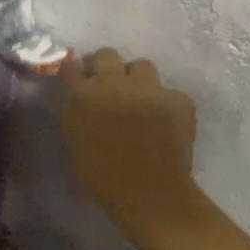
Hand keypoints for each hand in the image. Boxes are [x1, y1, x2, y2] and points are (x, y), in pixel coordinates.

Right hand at [57, 48, 212, 245]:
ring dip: (138, 79)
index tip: (81, 82)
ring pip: (142, 66)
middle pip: (107, 55)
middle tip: (110, 86)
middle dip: (107, 66)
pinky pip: (169, 91)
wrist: (148, 193)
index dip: (77, 73)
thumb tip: (79, 96)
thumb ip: (74, 110)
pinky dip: (166, 103)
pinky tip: (164, 121)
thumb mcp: (74, 138)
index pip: (72, 66)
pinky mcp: (177, 99)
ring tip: (140, 100)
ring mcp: (148, 89)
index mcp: (81, 95)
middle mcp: (113, 83)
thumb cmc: (101, 174)